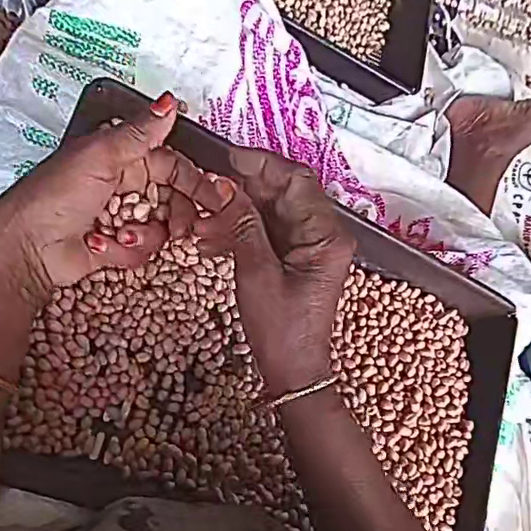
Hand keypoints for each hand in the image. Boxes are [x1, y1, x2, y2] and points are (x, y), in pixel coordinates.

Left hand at [0, 92, 229, 305]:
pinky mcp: (119, 247)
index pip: (174, 166)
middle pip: (174, 200)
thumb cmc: (56, 196)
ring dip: (143, 236)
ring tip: (120, 235)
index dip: (196, 182)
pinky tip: (101, 245)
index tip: (215, 199)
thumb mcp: (101, 157)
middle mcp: (127, 186)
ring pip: (161, 229)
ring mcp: (124, 218)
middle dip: (177, 216)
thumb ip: (140, 133)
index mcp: (124, 158)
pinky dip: (125, 252)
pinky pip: (143, 251)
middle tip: (180, 230)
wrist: (29, 246)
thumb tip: (169, 102)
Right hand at [196, 147, 355, 392]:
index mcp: (326, 236)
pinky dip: (242, 232)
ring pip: (272, 213)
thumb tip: (225, 188)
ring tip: (204, 224)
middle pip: (283, 194)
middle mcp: (324, 236)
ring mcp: (311, 248)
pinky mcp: (296, 260)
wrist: (292, 371)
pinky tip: (214, 240)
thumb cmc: (281, 330)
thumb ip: (242, 226)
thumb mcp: (257, 274)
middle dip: (244, 191)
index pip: (297, 181)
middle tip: (209, 193)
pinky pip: (269, 233)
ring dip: (238, 213)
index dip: (261, 165)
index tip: (229, 160)